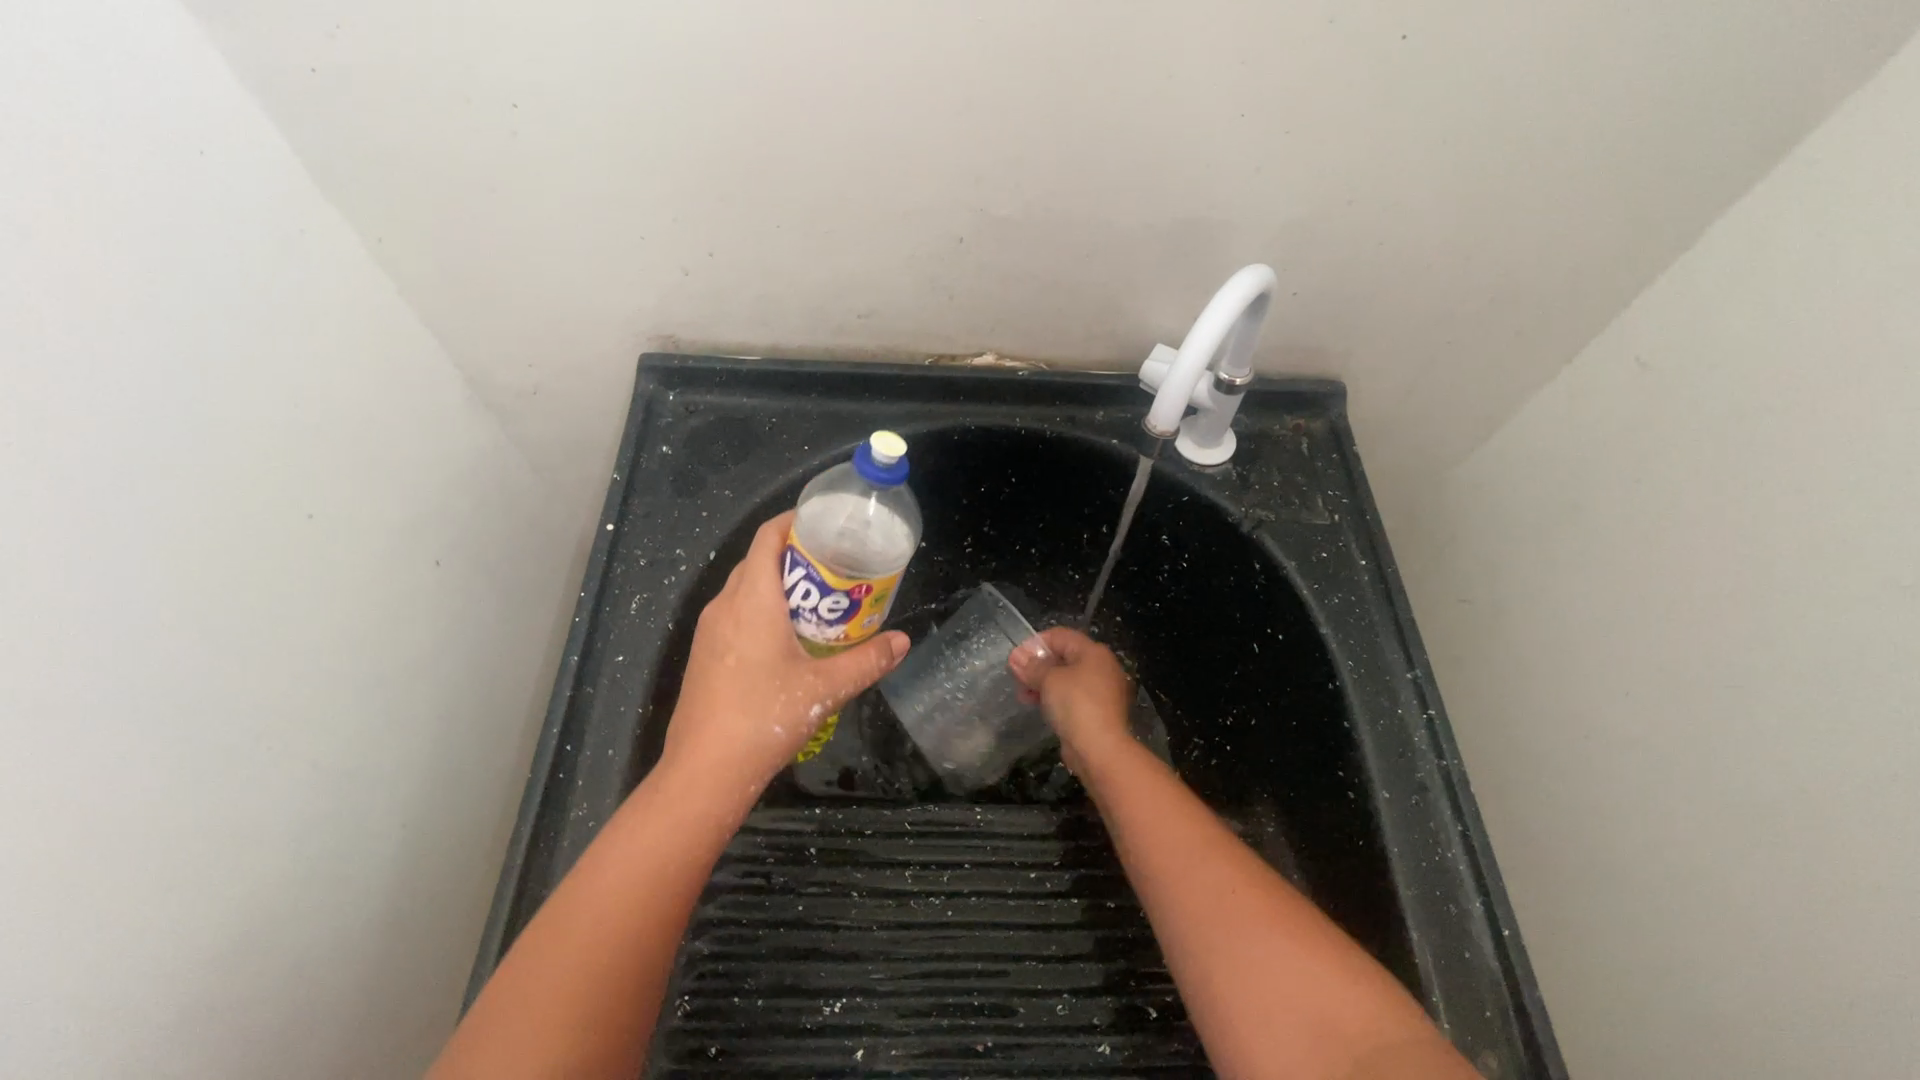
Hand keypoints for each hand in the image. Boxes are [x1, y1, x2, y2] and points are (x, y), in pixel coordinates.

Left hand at [660, 511, 910, 798]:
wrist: (705, 770)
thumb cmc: (765, 718)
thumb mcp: (826, 688)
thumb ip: (867, 661)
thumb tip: (902, 641)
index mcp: (752, 599)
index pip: (768, 537)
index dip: (795, 521)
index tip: (828, 524)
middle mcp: (725, 605)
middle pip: (759, 560)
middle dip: (797, 555)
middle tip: (837, 566)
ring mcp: (710, 630)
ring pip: (746, 588)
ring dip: (781, 585)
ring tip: (822, 600)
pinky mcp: (706, 653)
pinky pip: (737, 613)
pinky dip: (764, 609)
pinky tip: (790, 637)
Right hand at [1008, 627, 1134, 773]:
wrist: (1100, 748)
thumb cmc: (1076, 704)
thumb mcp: (1049, 680)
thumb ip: (1032, 667)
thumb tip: (1016, 657)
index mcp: (1094, 652)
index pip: (1060, 636)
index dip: (1035, 643)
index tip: (1016, 658)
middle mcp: (1102, 667)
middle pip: (1064, 658)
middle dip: (1037, 666)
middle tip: (1017, 678)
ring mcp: (1102, 691)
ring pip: (1067, 679)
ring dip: (1042, 684)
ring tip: (1024, 696)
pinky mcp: (1098, 712)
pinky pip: (1072, 697)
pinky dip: (1055, 698)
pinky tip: (1039, 707)